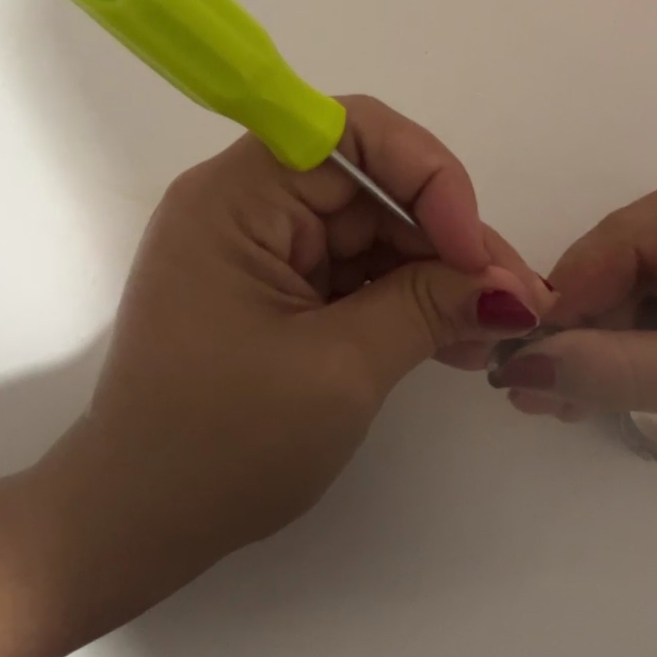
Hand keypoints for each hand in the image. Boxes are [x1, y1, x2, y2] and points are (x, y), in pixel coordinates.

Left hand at [45, 96, 549, 604]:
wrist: (140, 523)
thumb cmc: (224, 444)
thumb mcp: (339, 370)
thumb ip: (426, 309)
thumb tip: (510, 288)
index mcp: (235, 199)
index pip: (348, 133)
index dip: (426, 174)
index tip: (472, 251)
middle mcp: (243, 211)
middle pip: (369, 190)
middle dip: (447, 242)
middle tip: (516, 304)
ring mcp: (258, 257)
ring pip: (369, 240)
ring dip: (434, 281)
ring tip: (494, 336)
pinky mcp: (273, 301)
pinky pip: (352, 282)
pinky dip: (403, 308)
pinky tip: (454, 345)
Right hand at [490, 143, 656, 463]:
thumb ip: (619, 372)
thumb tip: (515, 370)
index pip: (633, 234)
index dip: (570, 296)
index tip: (524, 361)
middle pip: (628, 249)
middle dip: (586, 321)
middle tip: (542, 389)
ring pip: (634, 267)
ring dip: (602, 330)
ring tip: (570, 392)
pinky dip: (632, 327)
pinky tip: (611, 369)